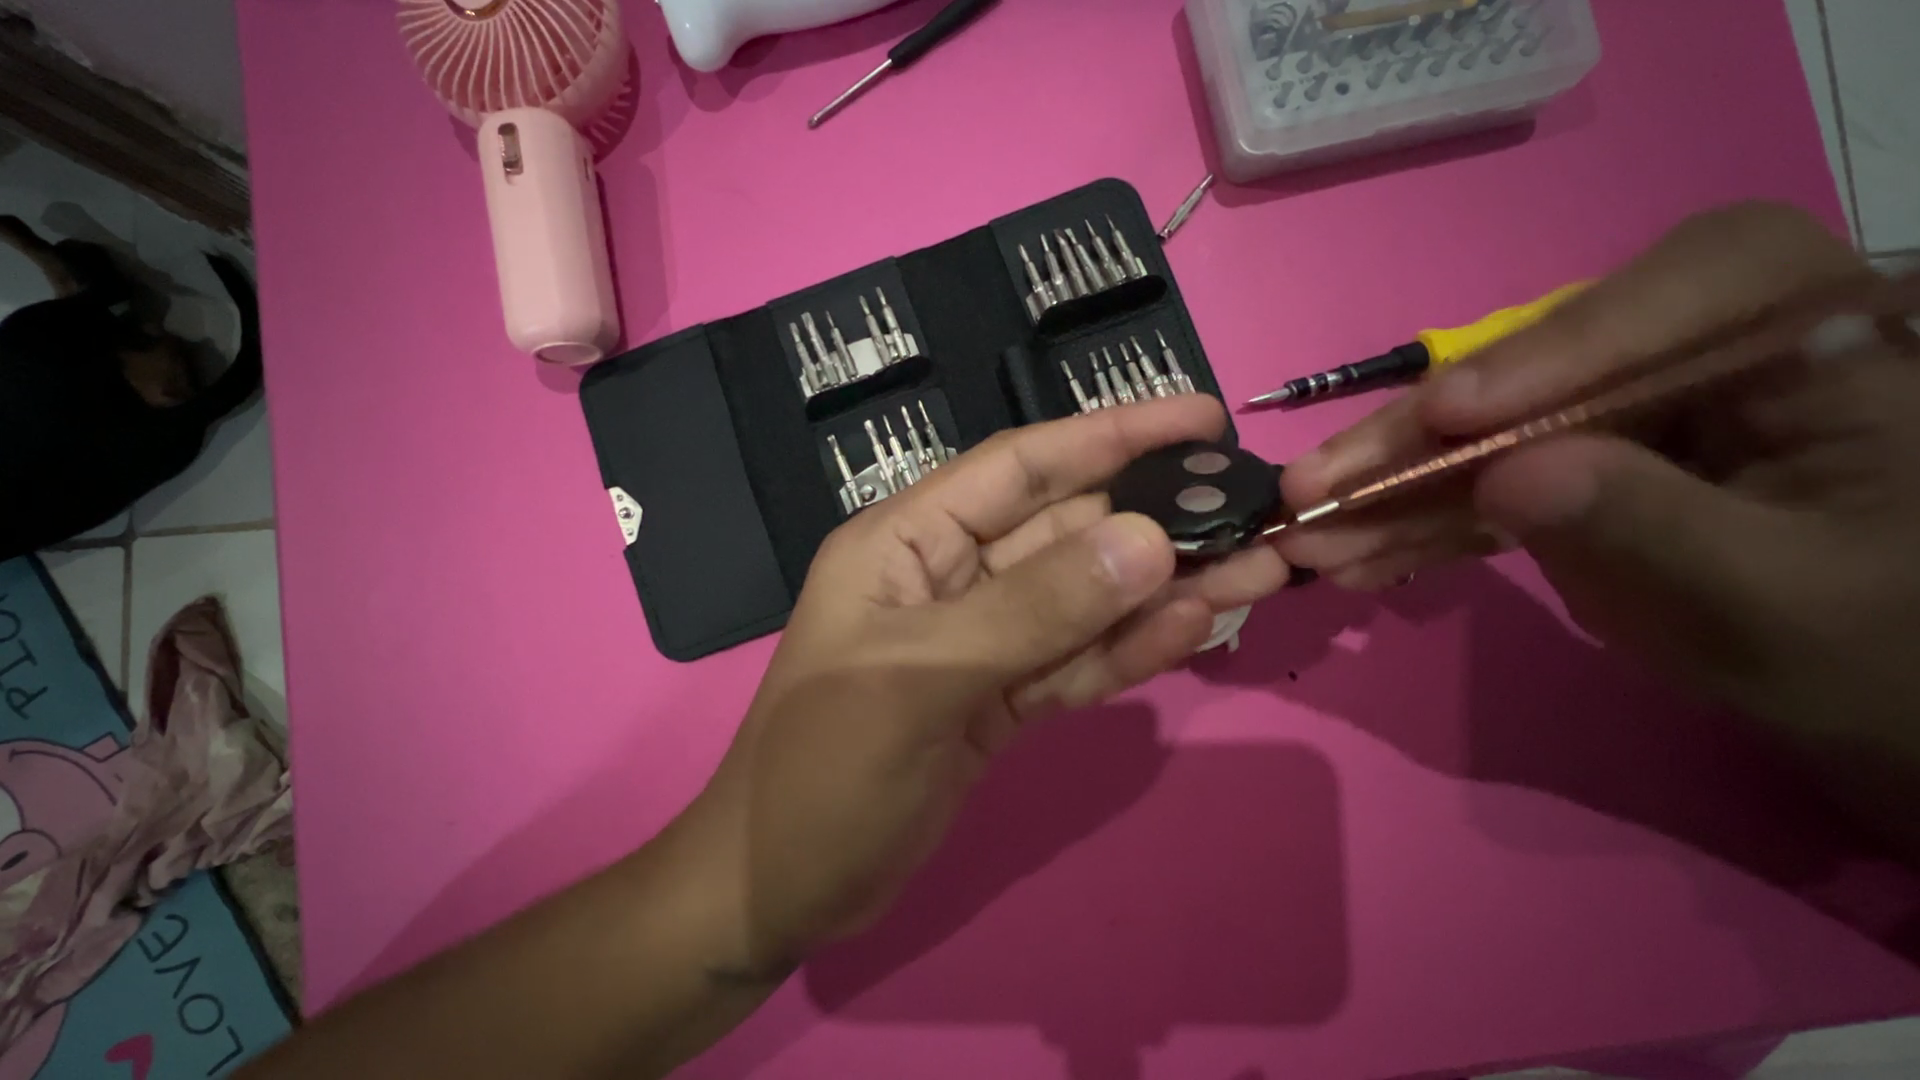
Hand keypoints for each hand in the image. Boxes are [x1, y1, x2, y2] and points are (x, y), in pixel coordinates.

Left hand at [691, 396, 1290, 971]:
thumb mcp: (921, 679)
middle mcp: (949, 576)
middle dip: (1157, 517)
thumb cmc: (822, 770)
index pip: (1021, 466)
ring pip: (1085, 599)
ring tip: (1258, 570)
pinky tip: (1194, 627)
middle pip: (1068, 530)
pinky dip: (1131, 647)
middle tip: (1254, 509)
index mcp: (907, 540)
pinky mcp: (1002, 700)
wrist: (782, 888)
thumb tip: (1148, 539)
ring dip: (1163, 586)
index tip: (1202, 421)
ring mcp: (981, 641)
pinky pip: (1077, 661)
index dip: (1111, 436)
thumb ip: (1033, 609)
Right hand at [1275, 203, 1919, 795]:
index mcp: (1820, 345)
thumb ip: (1658, 530)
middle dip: (1421, 435)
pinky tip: (1352, 556)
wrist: (1882, 699)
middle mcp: (1709, 354)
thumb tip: (1511, 477)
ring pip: (1487, 430)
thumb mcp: (1782, 604)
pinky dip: (1414, 524)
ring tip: (1306, 534)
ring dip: (1390, 486)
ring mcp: (1625, 412)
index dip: (1563, 339)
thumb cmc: (1879, 656)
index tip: (1454, 413)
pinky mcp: (1571, 464)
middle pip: (1543, 363)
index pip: (1699, 285)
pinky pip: (1480, 484)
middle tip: (1317, 485)